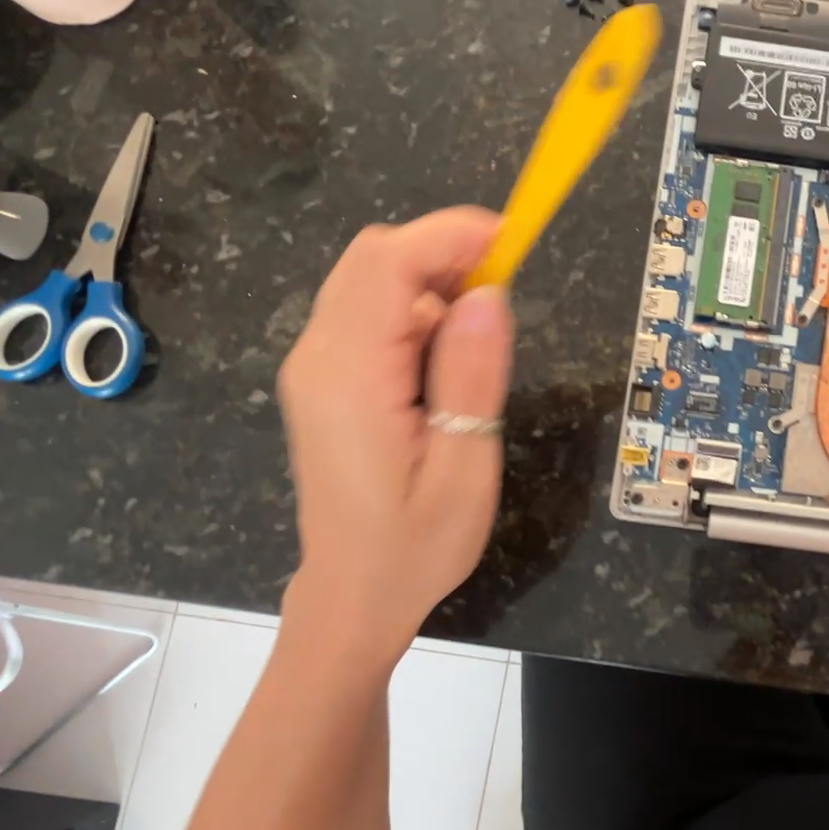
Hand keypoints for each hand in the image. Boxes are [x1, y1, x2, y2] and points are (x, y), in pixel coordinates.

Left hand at [276, 207, 513, 643]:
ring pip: (372, 283)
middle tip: (506, 293)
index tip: (513, 239)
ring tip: (483, 342)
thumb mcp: (464, 470)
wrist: (354, 594)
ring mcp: (315, 367)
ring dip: (435, 288)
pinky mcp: (326, 380)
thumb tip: (489, 295)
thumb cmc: (415, 546)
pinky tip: (448, 364)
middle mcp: (318, 358)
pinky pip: (370, 317)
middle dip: (444, 256)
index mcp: (349, 377)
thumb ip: (473, 377)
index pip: (387, 265)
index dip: (449, 235)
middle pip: (373, 261)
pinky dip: (418, 315)